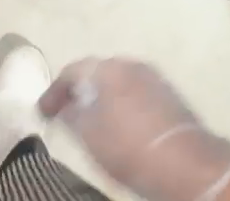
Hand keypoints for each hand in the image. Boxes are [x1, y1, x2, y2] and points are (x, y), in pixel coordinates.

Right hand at [39, 58, 229, 200]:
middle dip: (79, 91)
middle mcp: (132, 65)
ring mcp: (154, 78)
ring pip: (118, 82)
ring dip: (101, 97)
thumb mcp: (91, 136)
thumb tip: (65, 105)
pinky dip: (121, 103)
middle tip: (65, 112)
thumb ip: (72, 115)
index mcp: (110, 69)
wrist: (186, 163)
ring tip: (90, 121)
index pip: (73, 70)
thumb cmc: (130, 148)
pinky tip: (118, 124)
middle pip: (97, 72)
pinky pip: (135, 92)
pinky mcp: (169, 94)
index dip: (54, 91)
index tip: (43, 111)